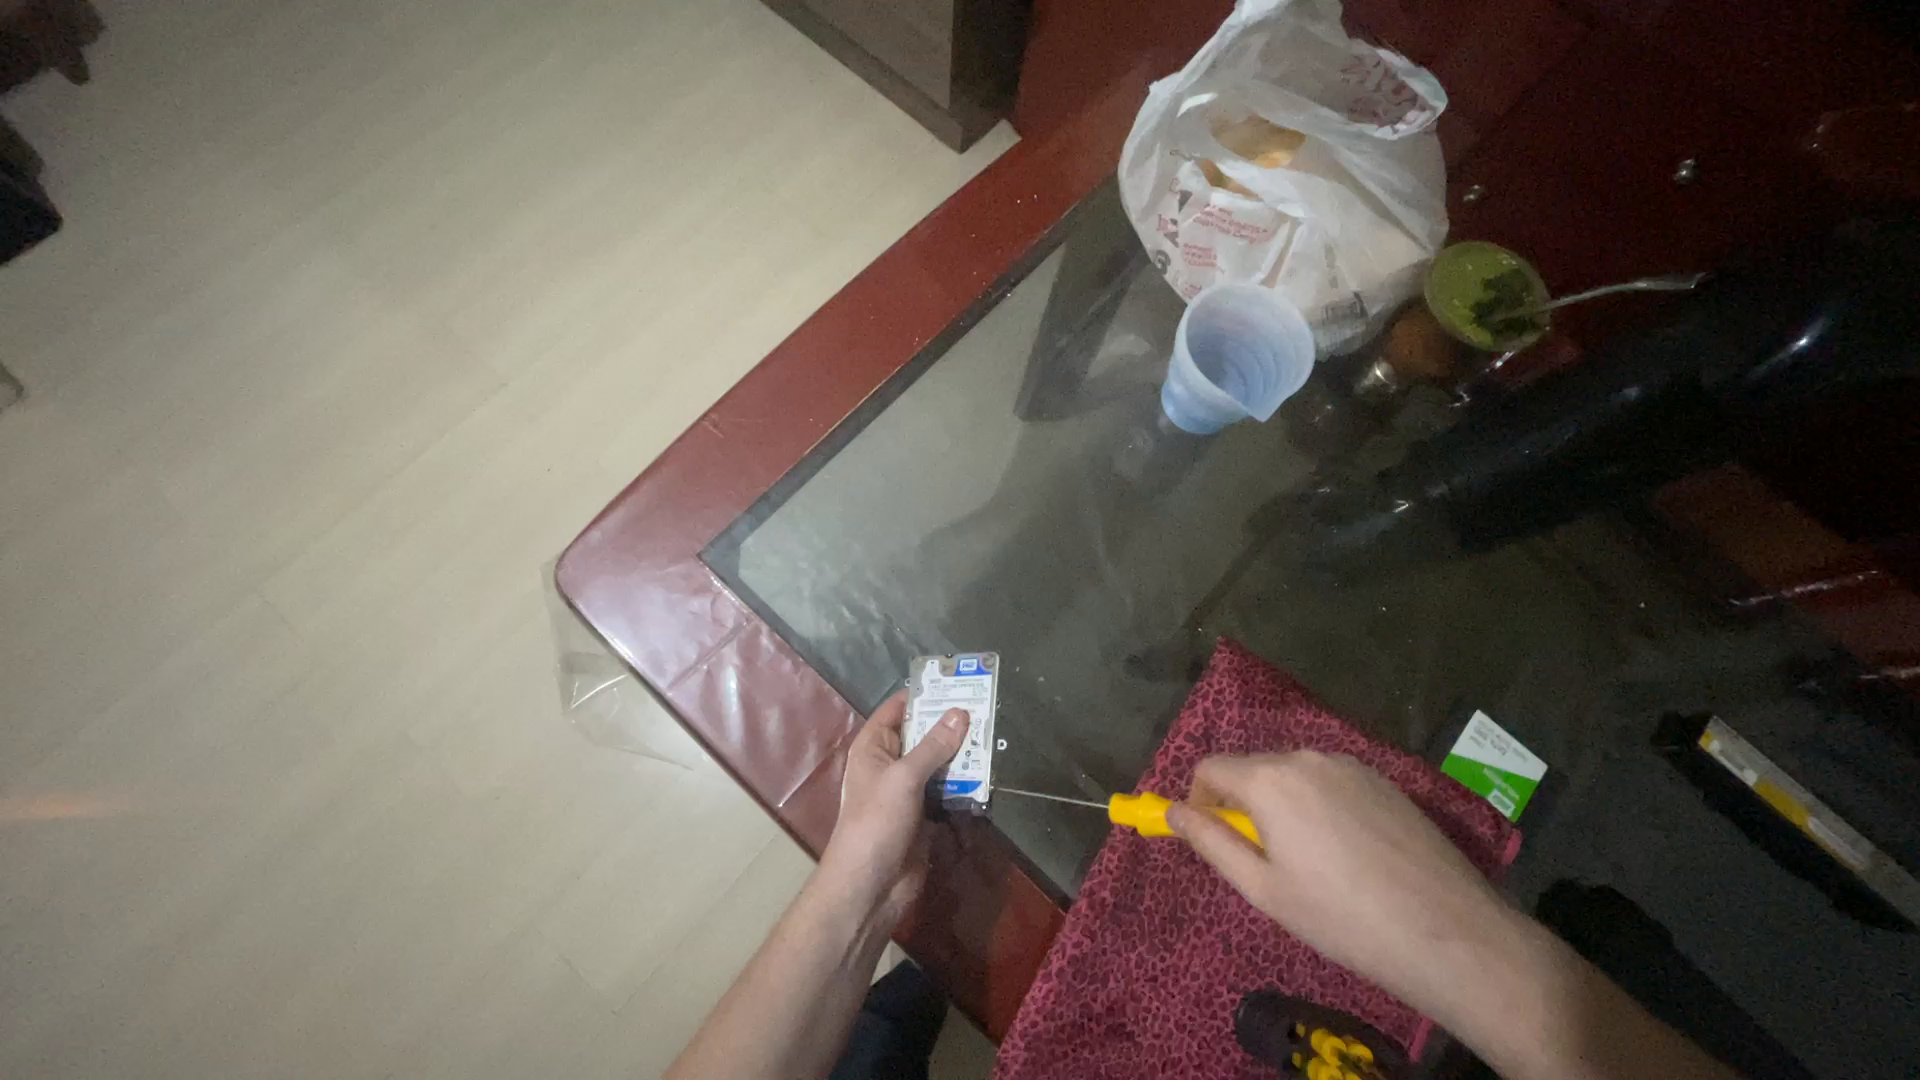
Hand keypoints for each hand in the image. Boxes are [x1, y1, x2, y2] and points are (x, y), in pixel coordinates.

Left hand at [818, 691, 969, 923]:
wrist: (870, 887)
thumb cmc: (876, 822)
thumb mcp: (904, 778)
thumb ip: (934, 746)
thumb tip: (961, 712)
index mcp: (875, 746)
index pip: (900, 708)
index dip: (926, 694)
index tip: (960, 682)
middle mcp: (891, 763)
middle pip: (924, 734)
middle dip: (952, 725)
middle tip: (988, 710)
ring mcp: (908, 790)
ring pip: (940, 763)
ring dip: (963, 755)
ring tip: (994, 738)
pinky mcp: (925, 815)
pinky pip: (948, 791)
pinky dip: (965, 784)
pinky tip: (988, 776)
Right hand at [1166, 752, 1515, 1008]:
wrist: (1452, 934)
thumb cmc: (1342, 919)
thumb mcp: (1264, 890)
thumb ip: (1210, 842)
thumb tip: (1172, 811)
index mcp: (1270, 780)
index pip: (1210, 767)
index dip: (1200, 801)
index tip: (1215, 839)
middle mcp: (1305, 757)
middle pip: (1252, 769)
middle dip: (1243, 804)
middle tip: (1266, 861)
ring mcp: (1349, 764)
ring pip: (1292, 775)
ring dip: (1283, 804)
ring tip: (1313, 861)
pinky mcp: (1383, 778)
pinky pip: (1330, 781)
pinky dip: (1321, 804)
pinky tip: (1350, 851)